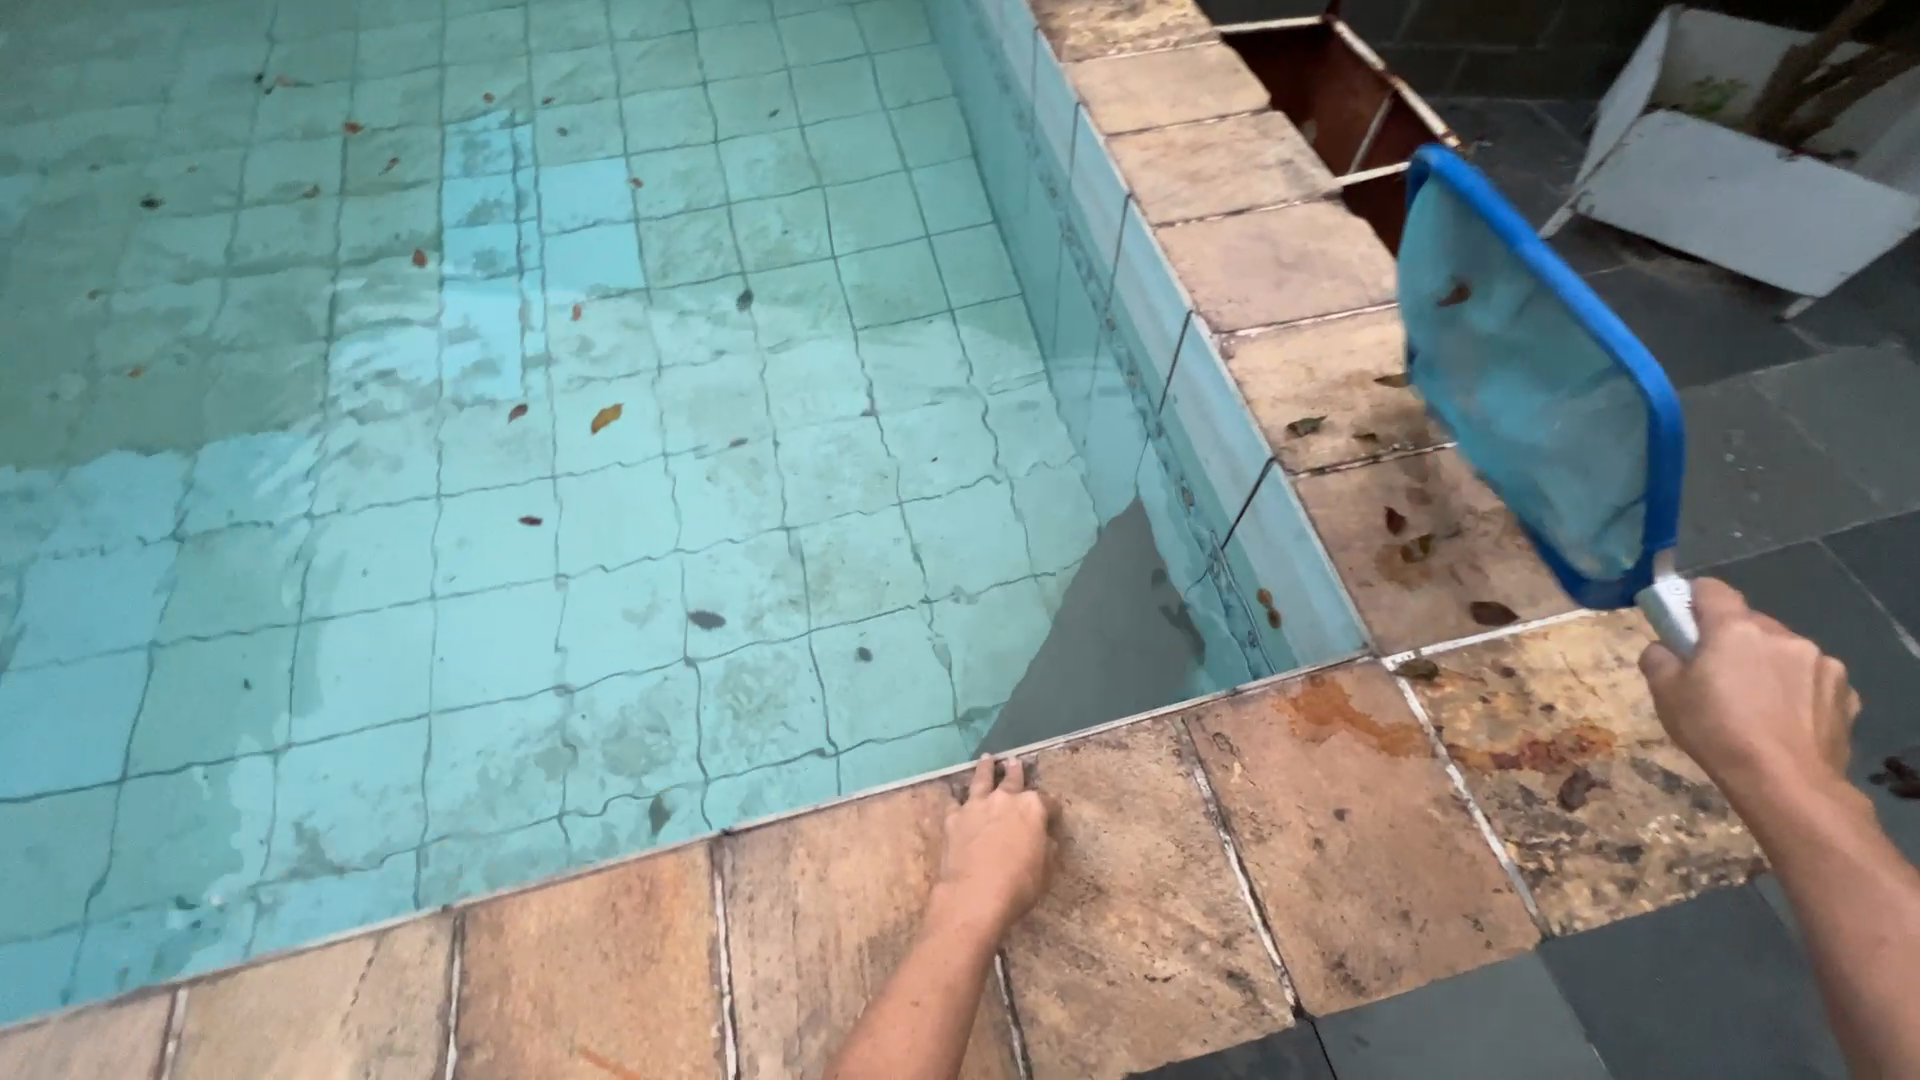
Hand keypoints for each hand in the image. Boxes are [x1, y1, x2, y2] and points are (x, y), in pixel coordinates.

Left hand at [927, 756, 1057, 940]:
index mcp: (1032, 808)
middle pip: (1012, 780)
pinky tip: (956, 799)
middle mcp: (1004, 798)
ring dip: (985, 768)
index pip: (1047, 802)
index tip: (1053, 814)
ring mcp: (976, 805)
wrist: (975, 894)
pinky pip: (955, 802)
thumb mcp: (1045, 869)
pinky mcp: (953, 817)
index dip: (1051, 809)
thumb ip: (1046, 847)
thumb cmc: (1018, 885)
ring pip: (981, 779)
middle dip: (1015, 771)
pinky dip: (957, 800)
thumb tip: (1046, 838)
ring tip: (987, 758)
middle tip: (1014, 761)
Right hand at [1638, 578, 1858, 799]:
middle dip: (1729, 638)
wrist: (1784, 780)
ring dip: (1763, 661)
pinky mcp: (1845, 692)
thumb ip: (1658, 657)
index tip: (1681, 620)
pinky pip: (1809, 676)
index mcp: (1735, 629)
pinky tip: (1781, 715)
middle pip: (1748, 621)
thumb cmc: (1713, 728)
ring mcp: (1822, 663)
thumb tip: (1665, 647)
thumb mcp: (1663, 691)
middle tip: (1711, 670)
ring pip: (1781, 649)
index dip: (1692, 598)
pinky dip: (1792, 686)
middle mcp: (1784, 636)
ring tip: (1750, 698)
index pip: (1712, 589)